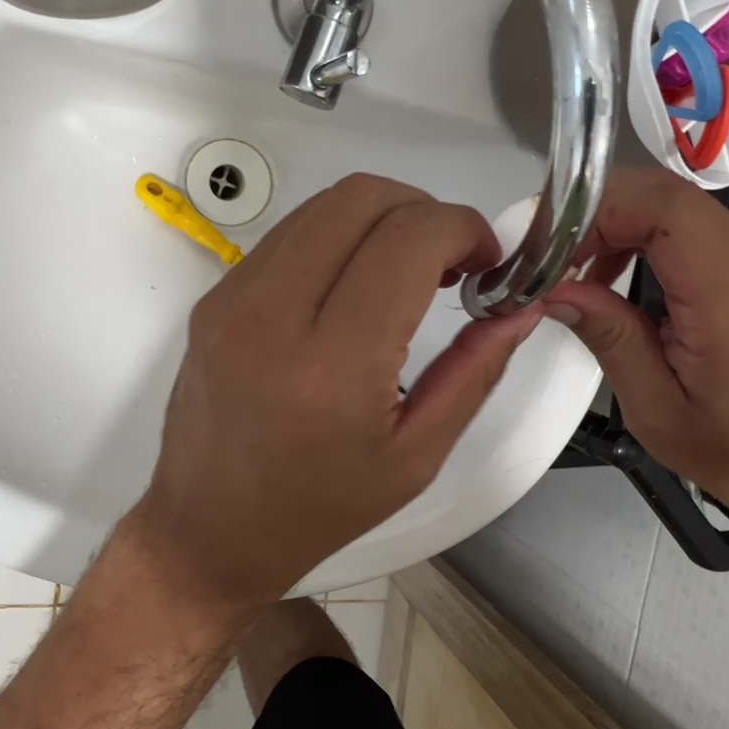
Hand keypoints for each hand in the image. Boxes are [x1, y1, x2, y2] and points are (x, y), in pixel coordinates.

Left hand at [124, 174, 543, 610]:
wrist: (209, 530)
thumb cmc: (318, 509)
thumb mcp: (415, 456)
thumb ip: (475, 373)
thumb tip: (519, 308)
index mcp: (333, 367)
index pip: (408, 240)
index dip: (464, 229)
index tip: (486, 261)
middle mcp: (273, 317)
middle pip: (363, 198)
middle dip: (426, 210)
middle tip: (451, 261)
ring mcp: (233, 300)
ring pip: (323, 204)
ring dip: (381, 217)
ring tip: (408, 270)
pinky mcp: (214, 299)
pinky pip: (288, 234)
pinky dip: (337, 236)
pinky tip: (356, 283)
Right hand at [542, 169, 728, 548]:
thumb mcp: (654, 408)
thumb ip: (610, 337)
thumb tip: (555, 289)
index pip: (664, 205)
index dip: (601, 208)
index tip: (556, 246)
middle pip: (673, 199)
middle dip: (606, 216)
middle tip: (561, 259)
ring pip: (691, 213)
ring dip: (632, 229)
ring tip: (594, 277)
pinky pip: (714, 235)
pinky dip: (665, 245)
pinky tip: (642, 285)